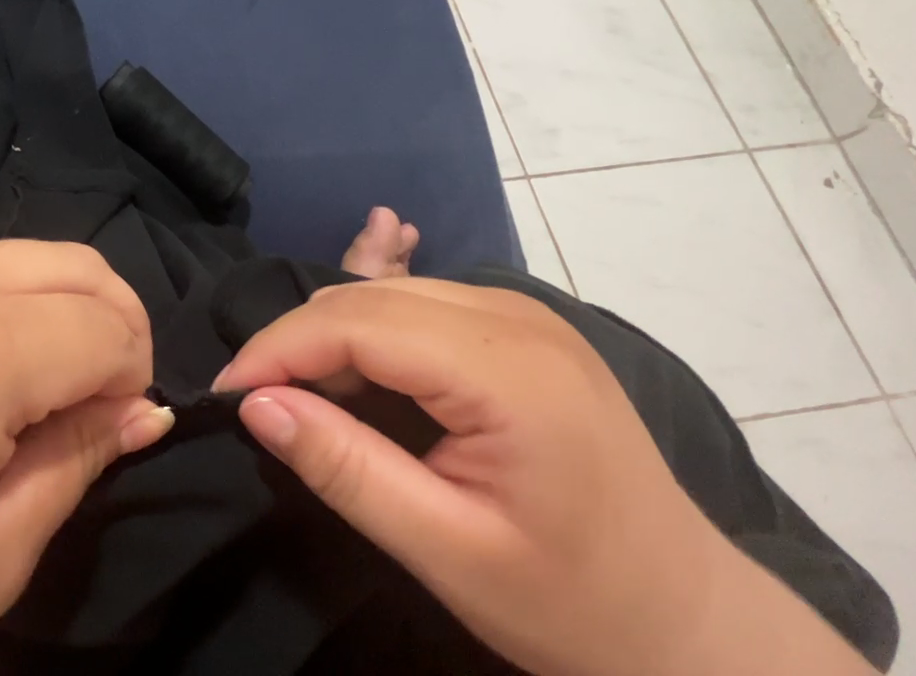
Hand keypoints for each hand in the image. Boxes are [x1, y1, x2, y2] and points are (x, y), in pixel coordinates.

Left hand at [0, 241, 173, 675]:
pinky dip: (17, 305)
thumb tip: (142, 409)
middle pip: (77, 268)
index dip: (132, 381)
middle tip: (96, 410)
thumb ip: (76, 459)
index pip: (107, 329)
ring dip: (65, 312)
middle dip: (113, 327)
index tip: (114, 438)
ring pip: (29, 257)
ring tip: (46, 397)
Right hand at [214, 278, 873, 675]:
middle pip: (367, 298)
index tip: (226, 398)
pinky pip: (419, 305)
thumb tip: (255, 405)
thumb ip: (346, 468)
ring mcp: (526, 316)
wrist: (689, 621)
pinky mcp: (524, 330)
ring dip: (329, 337)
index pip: (355, 323)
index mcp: (507, 370)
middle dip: (296, 342)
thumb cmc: (570, 601)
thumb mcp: (446, 551)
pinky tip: (354, 375)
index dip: (276, 351)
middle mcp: (516, 318)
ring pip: (388, 294)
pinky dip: (369, 334)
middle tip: (255, 406)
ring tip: (296, 398)